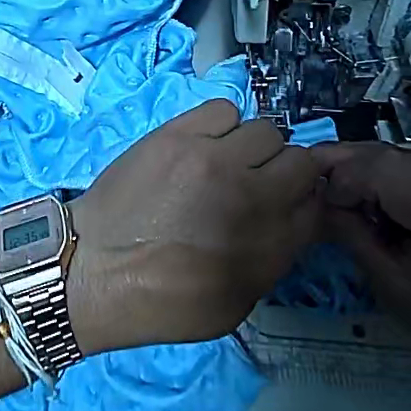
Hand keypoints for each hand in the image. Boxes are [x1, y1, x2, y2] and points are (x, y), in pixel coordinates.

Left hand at [66, 99, 321, 353]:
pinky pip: (224, 109)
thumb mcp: (237, 301)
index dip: (306, 199)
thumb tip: (299, 210)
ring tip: (226, 163)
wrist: (93, 271)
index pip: (317, 199)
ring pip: (264, 130)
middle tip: (256, 183)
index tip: (289, 201)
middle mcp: (248, 195)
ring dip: (252, 148)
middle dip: (285, 172)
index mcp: (267, 244)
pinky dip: (222, 126)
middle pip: (298, 159)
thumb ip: (278, 252)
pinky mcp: (178, 134)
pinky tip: (204, 146)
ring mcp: (211, 157)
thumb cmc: (165, 299)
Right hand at [314, 143, 410, 370]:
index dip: (343, 174)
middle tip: (325, 191)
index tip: (320, 200)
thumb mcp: (394, 289)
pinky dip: (406, 182)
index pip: (383, 167)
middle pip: (397, 157)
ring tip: (362, 206)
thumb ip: (354, 234)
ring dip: (379, 175)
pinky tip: (398, 210)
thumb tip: (320, 195)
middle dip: (355, 169)